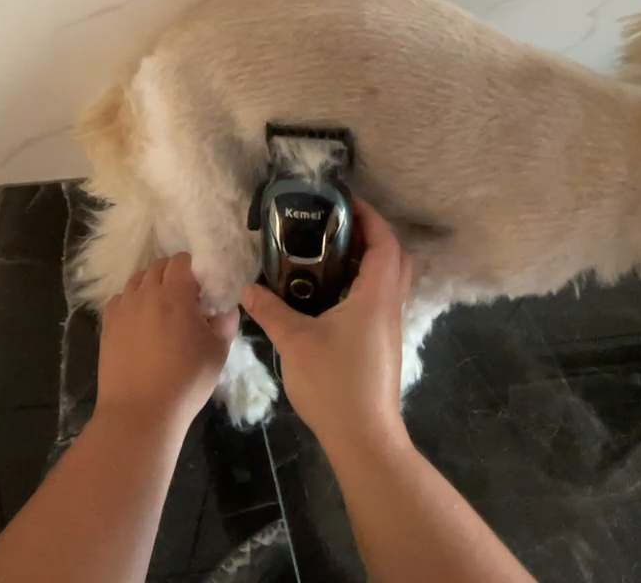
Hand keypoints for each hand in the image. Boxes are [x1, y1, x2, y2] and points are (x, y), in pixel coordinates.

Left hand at [96, 254, 239, 435]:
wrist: (140, 411)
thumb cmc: (185, 381)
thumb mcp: (217, 353)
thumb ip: (225, 324)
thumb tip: (226, 309)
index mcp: (175, 293)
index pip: (181, 261)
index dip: (192, 268)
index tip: (201, 287)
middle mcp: (146, 292)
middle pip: (158, 267)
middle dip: (172, 274)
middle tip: (184, 298)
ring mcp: (123, 307)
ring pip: (137, 281)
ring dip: (150, 286)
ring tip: (161, 309)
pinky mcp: (107, 324)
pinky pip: (119, 300)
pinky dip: (131, 302)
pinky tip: (139, 322)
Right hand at [239, 200, 411, 451]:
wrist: (364, 440)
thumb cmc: (335, 384)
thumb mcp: (294, 341)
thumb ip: (270, 309)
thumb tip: (246, 287)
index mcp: (375, 298)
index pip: (385, 244)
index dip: (370, 217)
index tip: (344, 200)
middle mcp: (389, 308)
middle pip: (394, 258)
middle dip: (370, 234)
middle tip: (336, 224)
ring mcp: (388, 329)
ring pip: (388, 281)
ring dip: (367, 260)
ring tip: (327, 251)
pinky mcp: (380, 346)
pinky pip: (377, 300)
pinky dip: (360, 284)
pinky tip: (328, 293)